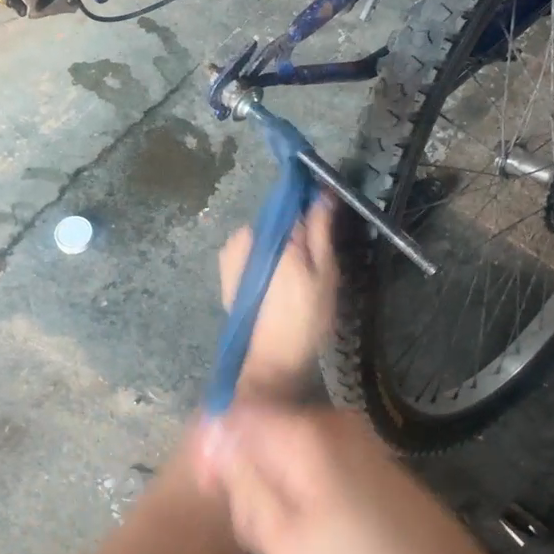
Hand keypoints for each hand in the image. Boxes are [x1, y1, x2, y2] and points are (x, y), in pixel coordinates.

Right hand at [193, 404, 496, 553]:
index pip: (233, 413)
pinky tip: (317, 539)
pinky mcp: (372, 459)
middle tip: (260, 536)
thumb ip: (243, 481)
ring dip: (276, 492)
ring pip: (287, 451)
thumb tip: (211, 434)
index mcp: (304, 432)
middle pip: (261, 432)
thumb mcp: (283, 541)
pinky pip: (316, 462)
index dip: (215, 451)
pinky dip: (305, 495)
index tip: (211, 495)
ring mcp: (356, 438)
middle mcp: (331, 420)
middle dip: (249, 478)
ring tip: (291, 547)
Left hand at [218, 194, 339, 397]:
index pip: (294, 202)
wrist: (270, 361)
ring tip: (296, 273)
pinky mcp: (226, 269)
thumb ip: (321, 230)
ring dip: (279, 243)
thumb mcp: (324, 274)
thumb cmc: (306, 319)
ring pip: (264, 234)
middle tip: (314, 258)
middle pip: (277, 218)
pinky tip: (276, 280)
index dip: (311, 204)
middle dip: (296, 229)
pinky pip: (250, 248)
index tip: (327, 212)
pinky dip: (264, 256)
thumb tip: (323, 192)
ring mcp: (232, 253)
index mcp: (275, 236)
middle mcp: (247, 237)